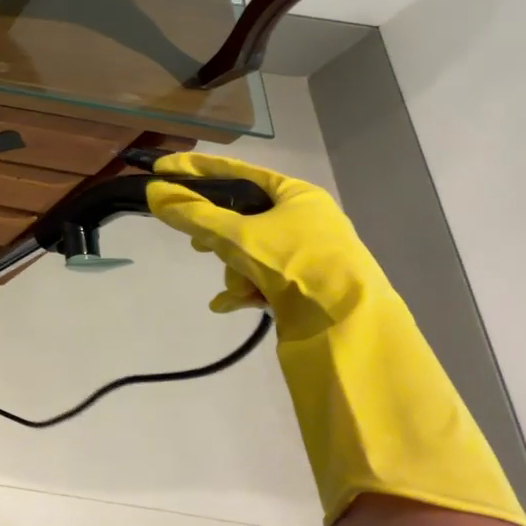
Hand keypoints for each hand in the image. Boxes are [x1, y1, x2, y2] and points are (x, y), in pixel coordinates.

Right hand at [147, 153, 525, 525]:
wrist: (367, 358)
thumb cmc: (313, 291)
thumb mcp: (249, 249)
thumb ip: (201, 220)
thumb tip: (158, 196)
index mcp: (303, 204)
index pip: (240, 171)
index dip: (197, 169)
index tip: (157, 168)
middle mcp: (310, 227)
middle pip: (243, 209)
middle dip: (209, 221)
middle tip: (178, 227)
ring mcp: (310, 262)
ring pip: (248, 245)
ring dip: (225, 257)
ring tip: (214, 279)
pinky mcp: (307, 296)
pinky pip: (259, 276)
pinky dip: (240, 284)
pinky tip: (228, 303)